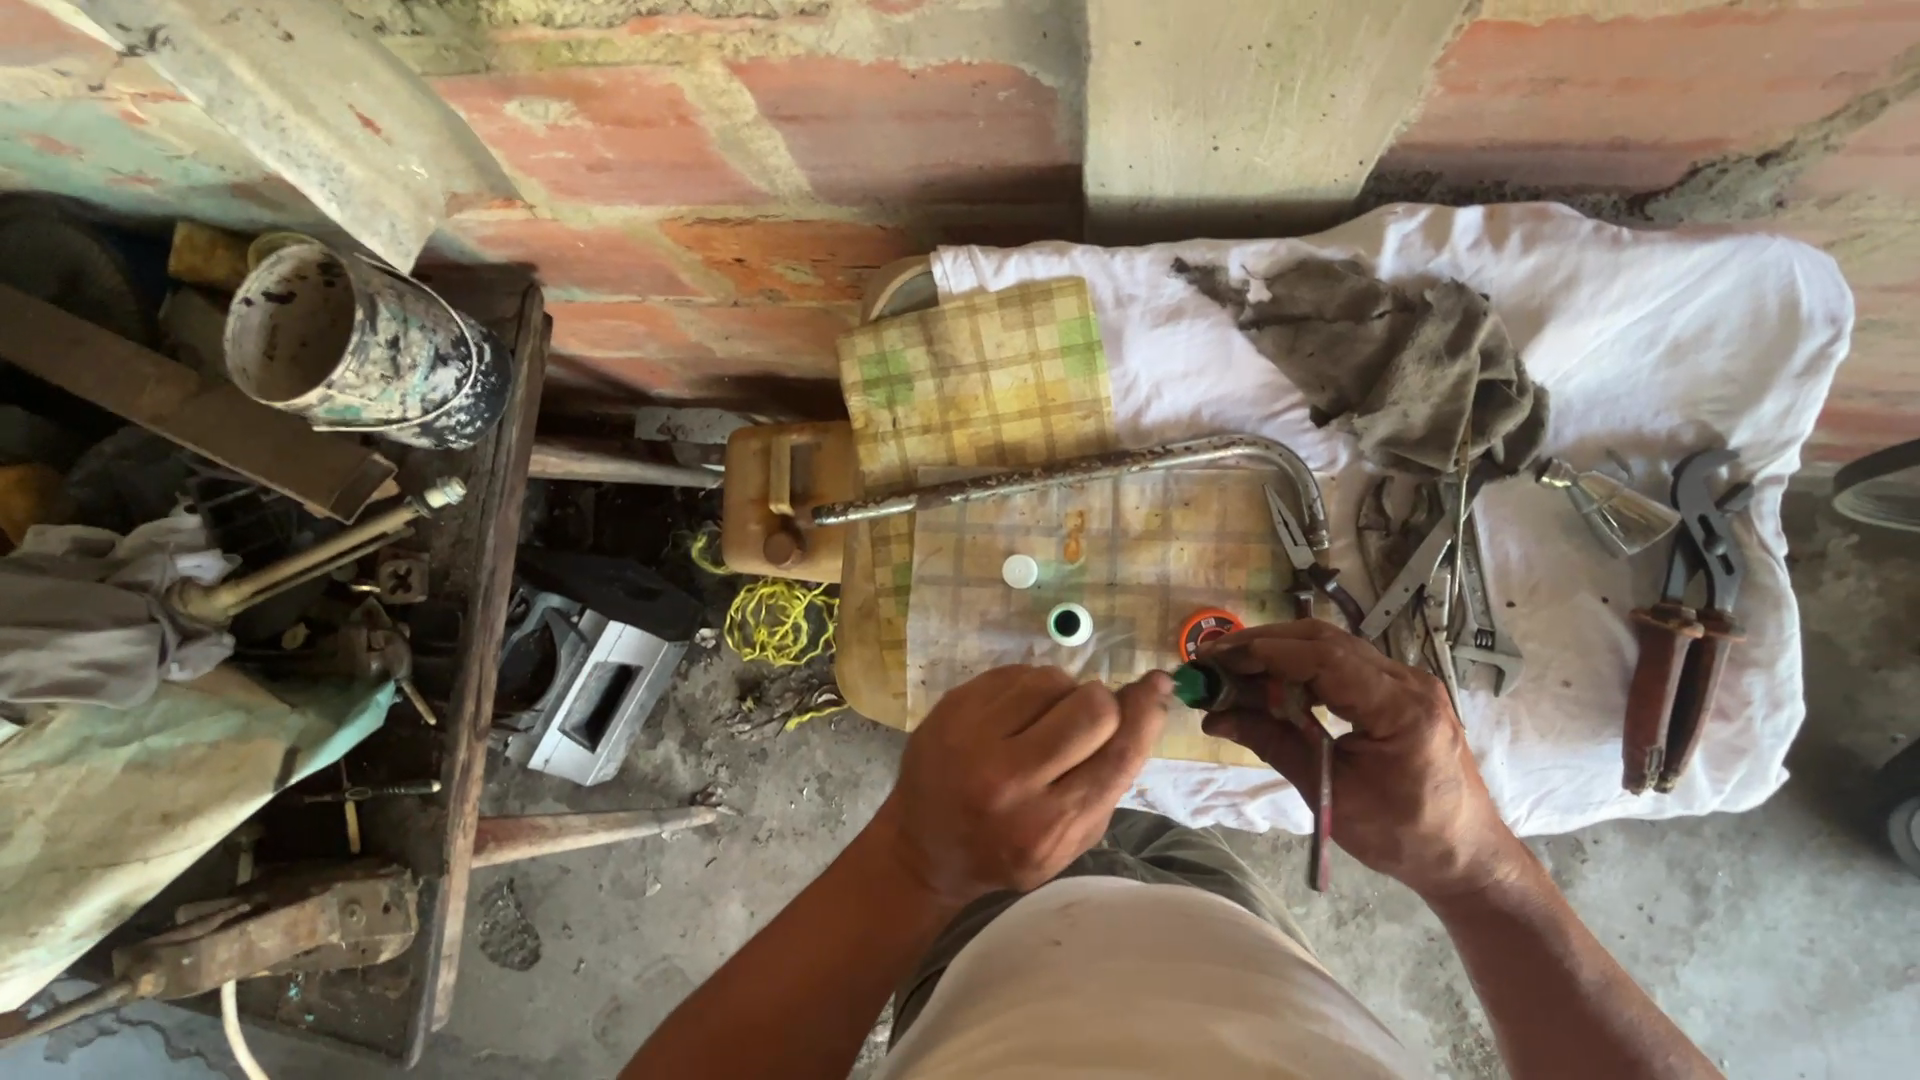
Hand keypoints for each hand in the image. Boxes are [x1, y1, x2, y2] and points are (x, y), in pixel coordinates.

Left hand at [870, 666, 1170, 906]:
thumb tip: (1147, 703)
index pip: (1117, 753)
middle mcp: (1007, 779)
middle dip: (1101, 707)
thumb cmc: (1006, 850)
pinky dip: (1029, 688)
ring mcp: (972, 737)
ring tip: (1044, 722)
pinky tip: (1016, 714)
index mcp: (1045, 824)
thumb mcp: (1068, 839)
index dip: (1146, 713)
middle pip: (1091, 707)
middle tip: (1085, 723)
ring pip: (1052, 680)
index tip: (1158, 685)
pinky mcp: (952, 706)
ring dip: (1062, 695)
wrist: (923, 847)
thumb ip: (1109, 780)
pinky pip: (1016, 672)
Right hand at [1199, 620, 1526, 898]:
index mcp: (1400, 709)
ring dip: (1280, 652)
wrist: (1468, 857)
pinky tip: (1273, 682)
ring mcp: (1408, 682)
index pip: (1323, 659)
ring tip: (1234, 666)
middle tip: (1216, 657)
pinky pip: (1344, 663)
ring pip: (1332, 646)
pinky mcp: (1401, 691)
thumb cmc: (1403, 836)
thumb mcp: (1330, 794)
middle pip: (1325, 640)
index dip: (1265, 653)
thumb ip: (1274, 744)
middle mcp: (1408, 682)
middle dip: (1264, 644)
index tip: (1219, 659)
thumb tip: (1215, 716)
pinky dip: (1302, 666)